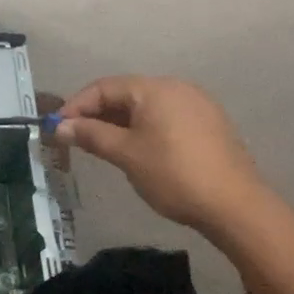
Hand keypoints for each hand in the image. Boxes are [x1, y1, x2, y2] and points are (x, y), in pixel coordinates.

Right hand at [54, 76, 270, 235]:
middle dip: (97, 115)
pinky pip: (165, 118)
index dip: (76, 106)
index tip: (57, 128)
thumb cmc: (174, 174)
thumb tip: (61, 127)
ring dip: (119, 123)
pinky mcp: (209, 125)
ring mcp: (197, 105)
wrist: (235, 206)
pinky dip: (144, 130)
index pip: (104, 87)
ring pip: (146, 108)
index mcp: (155, 89)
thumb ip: (91, 135)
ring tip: (102, 147)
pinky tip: (137, 152)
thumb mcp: (126, 154)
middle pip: (125, 94)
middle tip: (76, 139)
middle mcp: (177, 88)